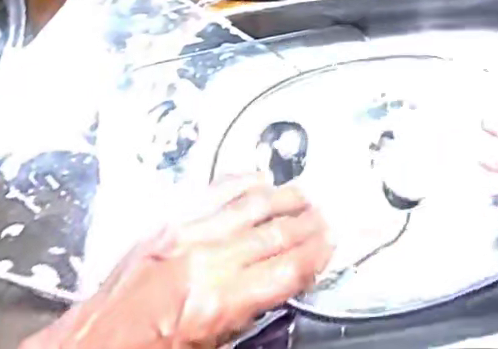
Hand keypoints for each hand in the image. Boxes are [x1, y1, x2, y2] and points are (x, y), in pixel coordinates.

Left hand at [23, 178, 332, 348]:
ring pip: (250, 204)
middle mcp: (204, 261)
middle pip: (274, 233)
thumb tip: (274, 293)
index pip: (284, 272)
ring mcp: (184, 235)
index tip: (332, 245)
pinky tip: (259, 179)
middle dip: (307, 225)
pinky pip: (213, 192)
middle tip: (328, 218)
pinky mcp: (165, 224)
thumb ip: (242, 319)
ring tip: (305, 196)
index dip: (315, 256)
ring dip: (283, 198)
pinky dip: (241, 182)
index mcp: (213, 305)